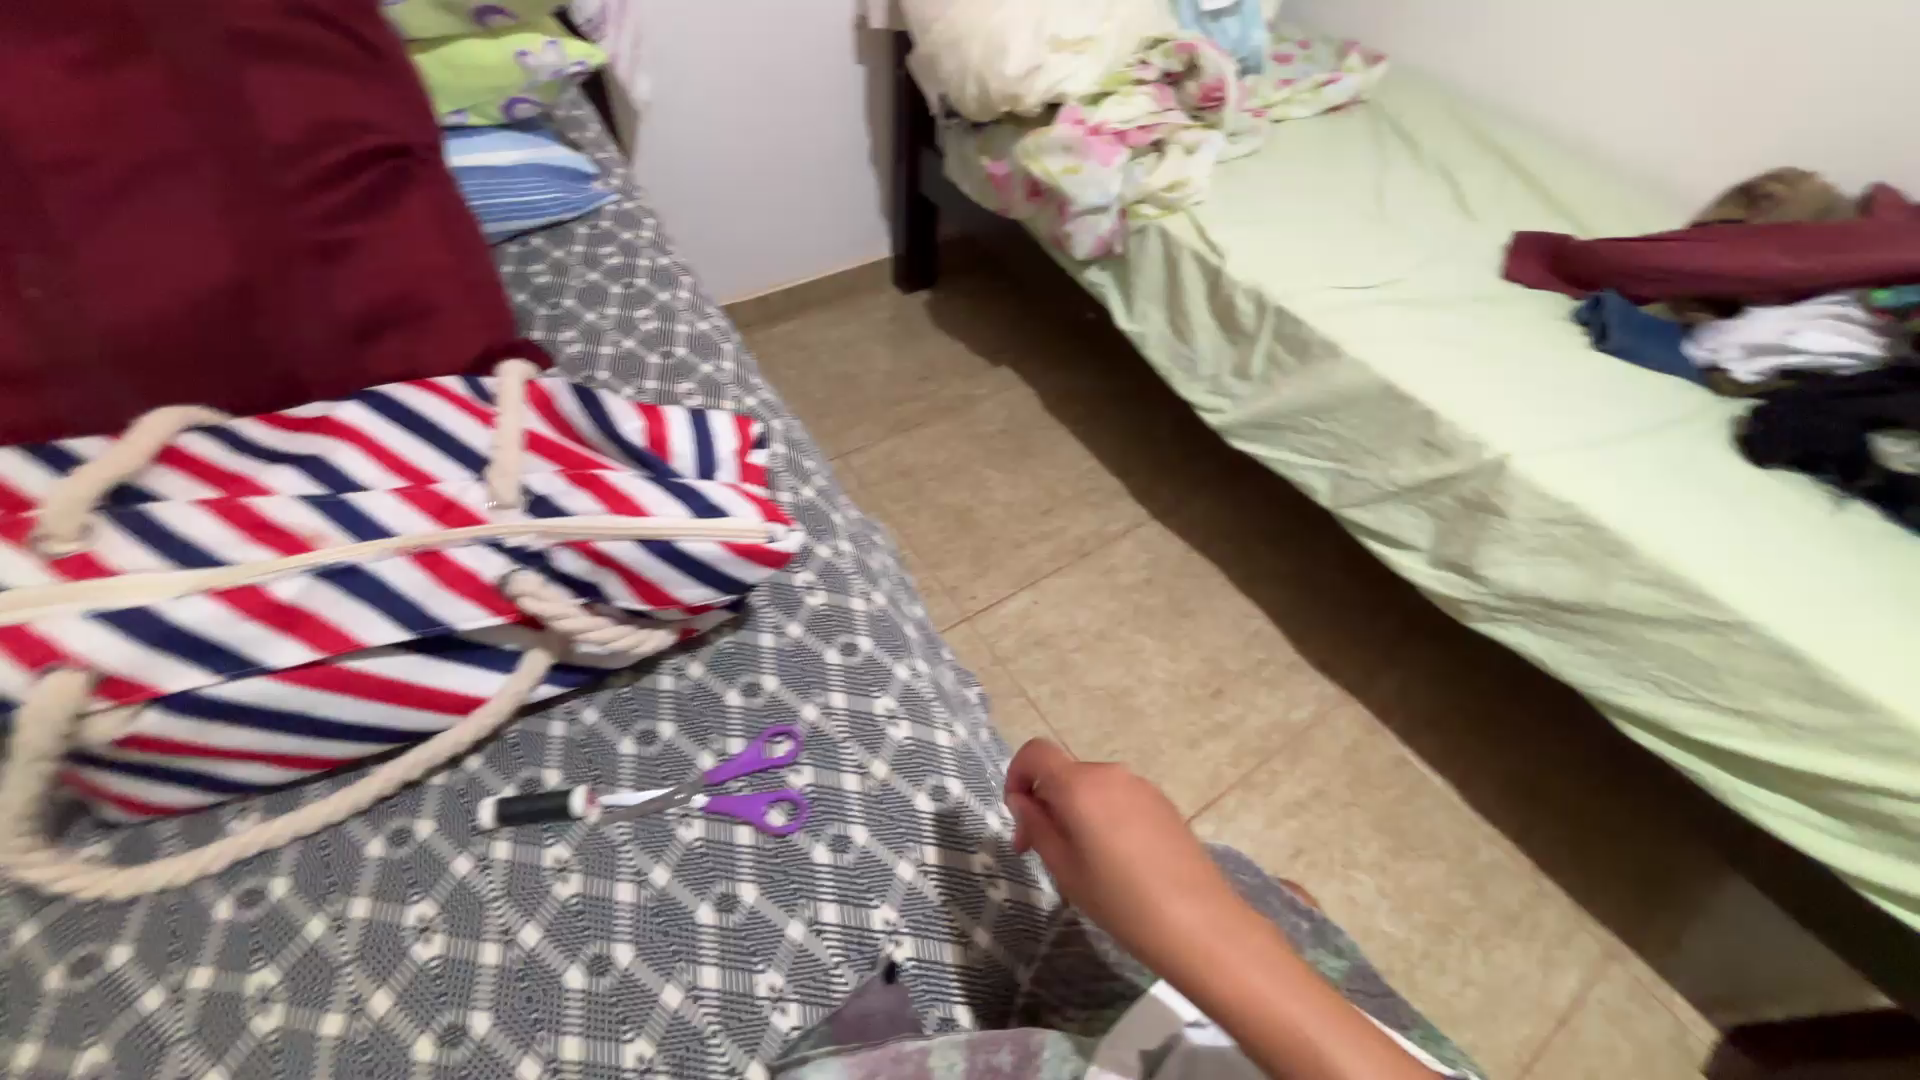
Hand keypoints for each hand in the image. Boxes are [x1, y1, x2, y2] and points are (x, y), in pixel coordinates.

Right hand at [1004, 738, 1248, 976]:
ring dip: (1074, 811)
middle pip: (1063, 773)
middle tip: (1040, 852)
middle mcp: (1110, 773)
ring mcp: (1141, 786)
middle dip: (1045, 803)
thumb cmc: (1121, 901)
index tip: (1018, 816)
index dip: (1016, 775)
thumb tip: (1022, 801)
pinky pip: (1118, 798)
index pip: (1035, 752)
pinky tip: (1116, 861)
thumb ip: (1037, 826)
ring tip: (1081, 862)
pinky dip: (1102, 816)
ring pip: (1091, 787)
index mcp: (1080, 785)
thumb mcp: (1065, 869)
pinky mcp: (1162, 803)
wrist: (1200, 924)